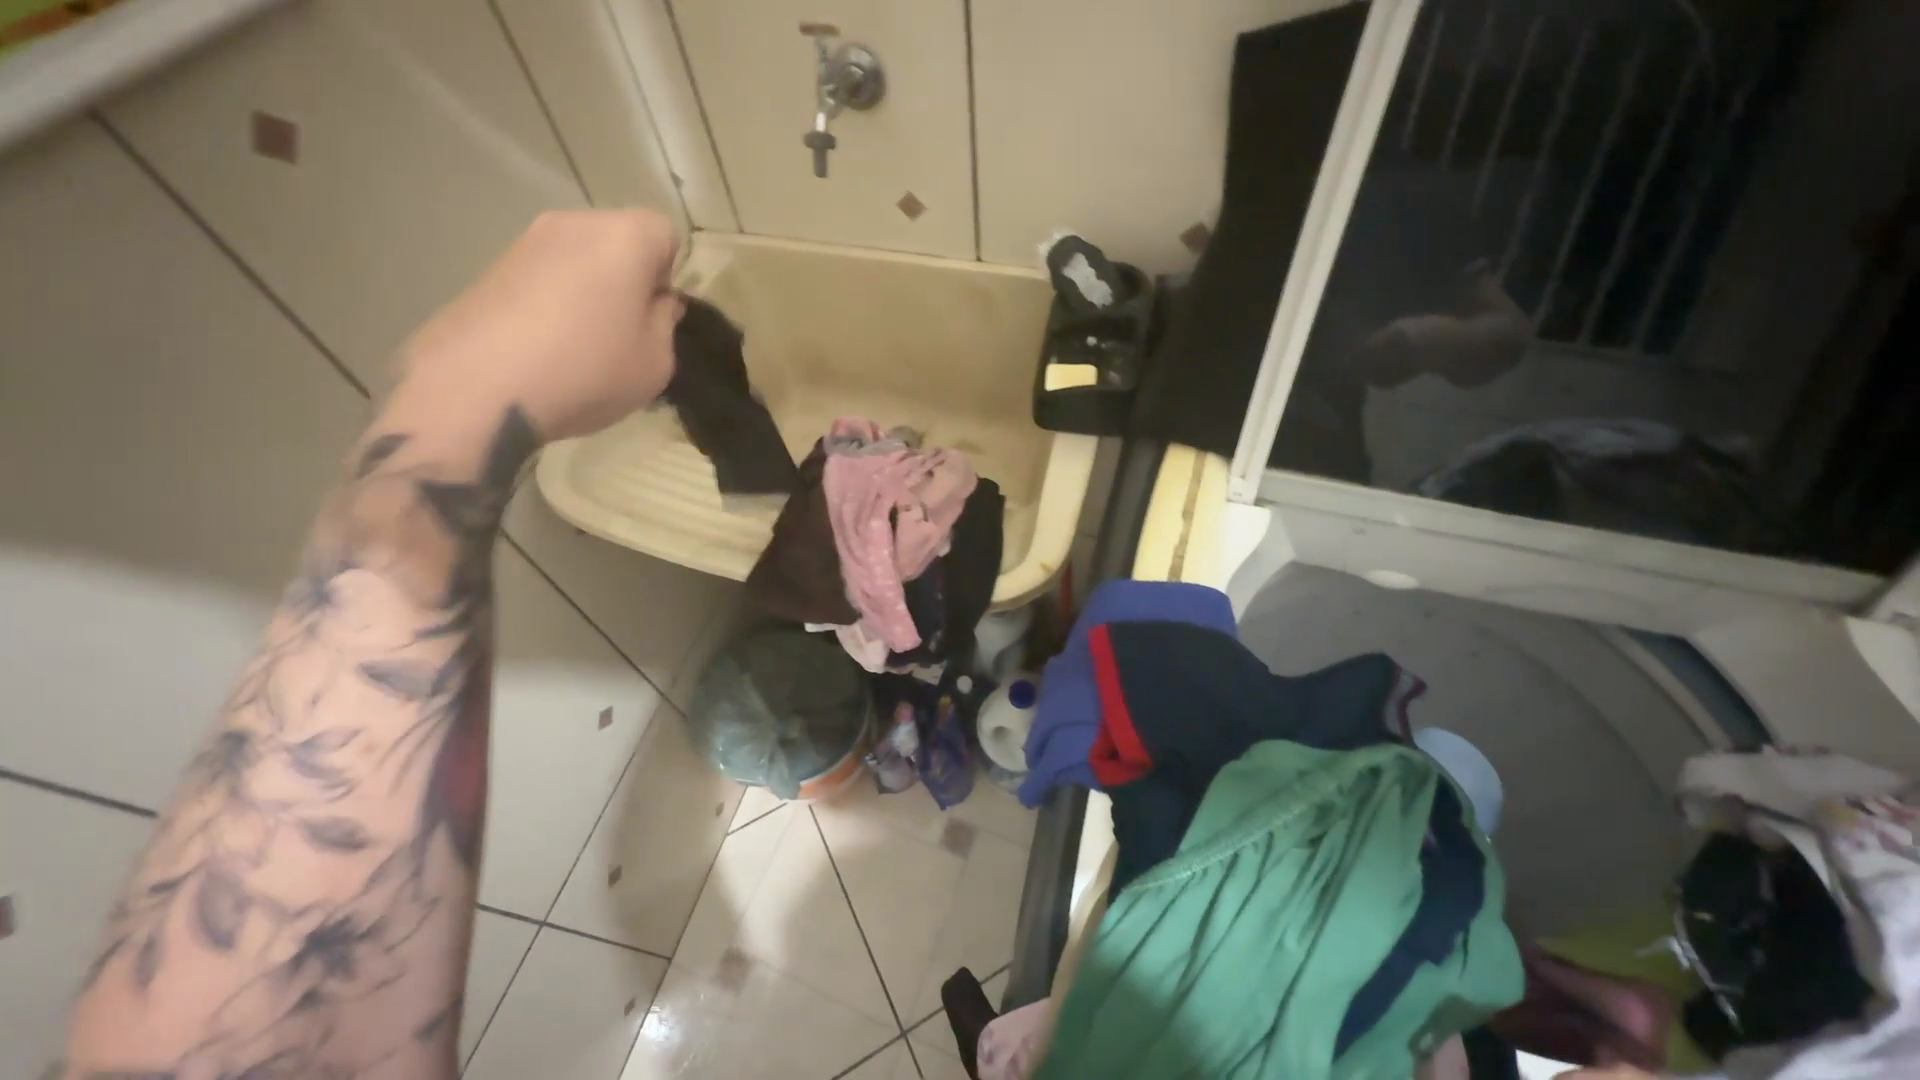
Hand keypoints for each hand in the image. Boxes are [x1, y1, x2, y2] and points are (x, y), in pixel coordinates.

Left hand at [388, 209, 683, 443]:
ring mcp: (525, 242)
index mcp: (624, 237)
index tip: (655, 315)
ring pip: (576, 260)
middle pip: (617, 242)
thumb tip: (655, 305)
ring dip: (586, 292)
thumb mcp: (655, 364)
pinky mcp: (490, 268)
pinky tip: (542, 348)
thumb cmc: (587, 371)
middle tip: (623, 334)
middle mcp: (573, 224)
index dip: (668, 274)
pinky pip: (540, 279)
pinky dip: (549, 303)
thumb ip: (664, 326)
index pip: (665, 233)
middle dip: (626, 278)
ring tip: (578, 345)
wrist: (477, 388)